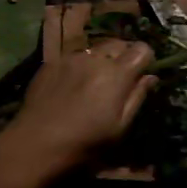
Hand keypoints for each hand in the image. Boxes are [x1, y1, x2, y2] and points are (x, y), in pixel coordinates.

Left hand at [0, 39, 158, 172]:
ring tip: (96, 81)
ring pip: (95, 48)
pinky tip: (73, 84)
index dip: (146, 59)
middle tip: (121, 79)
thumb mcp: (119, 127)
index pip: (142, 49)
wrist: (36, 143)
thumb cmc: (85, 142)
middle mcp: (95, 58)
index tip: (142, 74)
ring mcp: (71, 57)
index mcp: (117, 73)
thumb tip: (151, 77)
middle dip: (125, 56)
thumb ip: (137, 97)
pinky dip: (81, 64)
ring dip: (102, 59)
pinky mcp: (52, 62)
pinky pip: (74, 55)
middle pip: (119, 44)